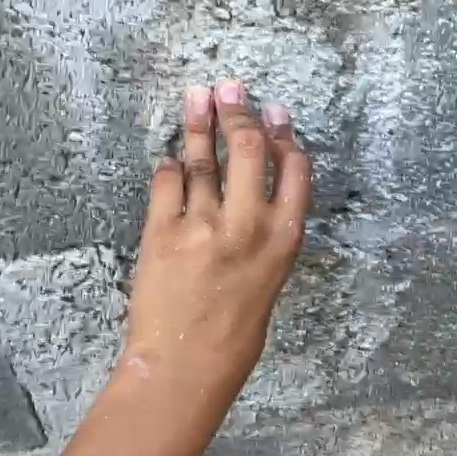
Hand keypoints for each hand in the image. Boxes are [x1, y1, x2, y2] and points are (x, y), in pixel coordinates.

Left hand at [122, 80, 312, 387]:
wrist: (185, 368)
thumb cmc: (235, 334)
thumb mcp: (270, 279)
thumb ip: (266, 233)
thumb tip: (256, 191)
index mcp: (283, 238)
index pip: (294, 169)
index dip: (285, 134)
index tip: (276, 112)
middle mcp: (247, 225)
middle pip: (248, 149)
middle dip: (239, 111)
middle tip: (231, 87)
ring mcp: (203, 225)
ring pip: (202, 158)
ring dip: (199, 123)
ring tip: (197, 95)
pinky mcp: (162, 232)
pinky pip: (166, 183)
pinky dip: (167, 166)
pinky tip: (168, 157)